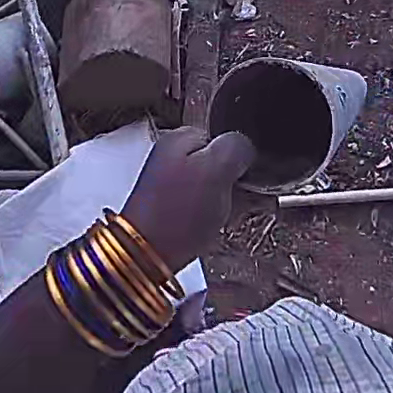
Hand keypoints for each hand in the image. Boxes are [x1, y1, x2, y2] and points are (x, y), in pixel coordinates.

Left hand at [119, 126, 255, 267]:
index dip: (240, 160)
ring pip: (214, 185)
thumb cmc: (176, 213)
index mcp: (179, 138)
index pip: (224, 137)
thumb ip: (235, 147)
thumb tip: (245, 146)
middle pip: (219, 162)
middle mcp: (170, 156)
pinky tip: (212, 227)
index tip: (246, 178)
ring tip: (223, 216)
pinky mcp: (170, 207)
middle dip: (235, 183)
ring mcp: (169, 182)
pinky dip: (213, 215)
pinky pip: (203, 205)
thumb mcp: (217, 169)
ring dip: (227, 201)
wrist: (147, 255)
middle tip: (237, 200)